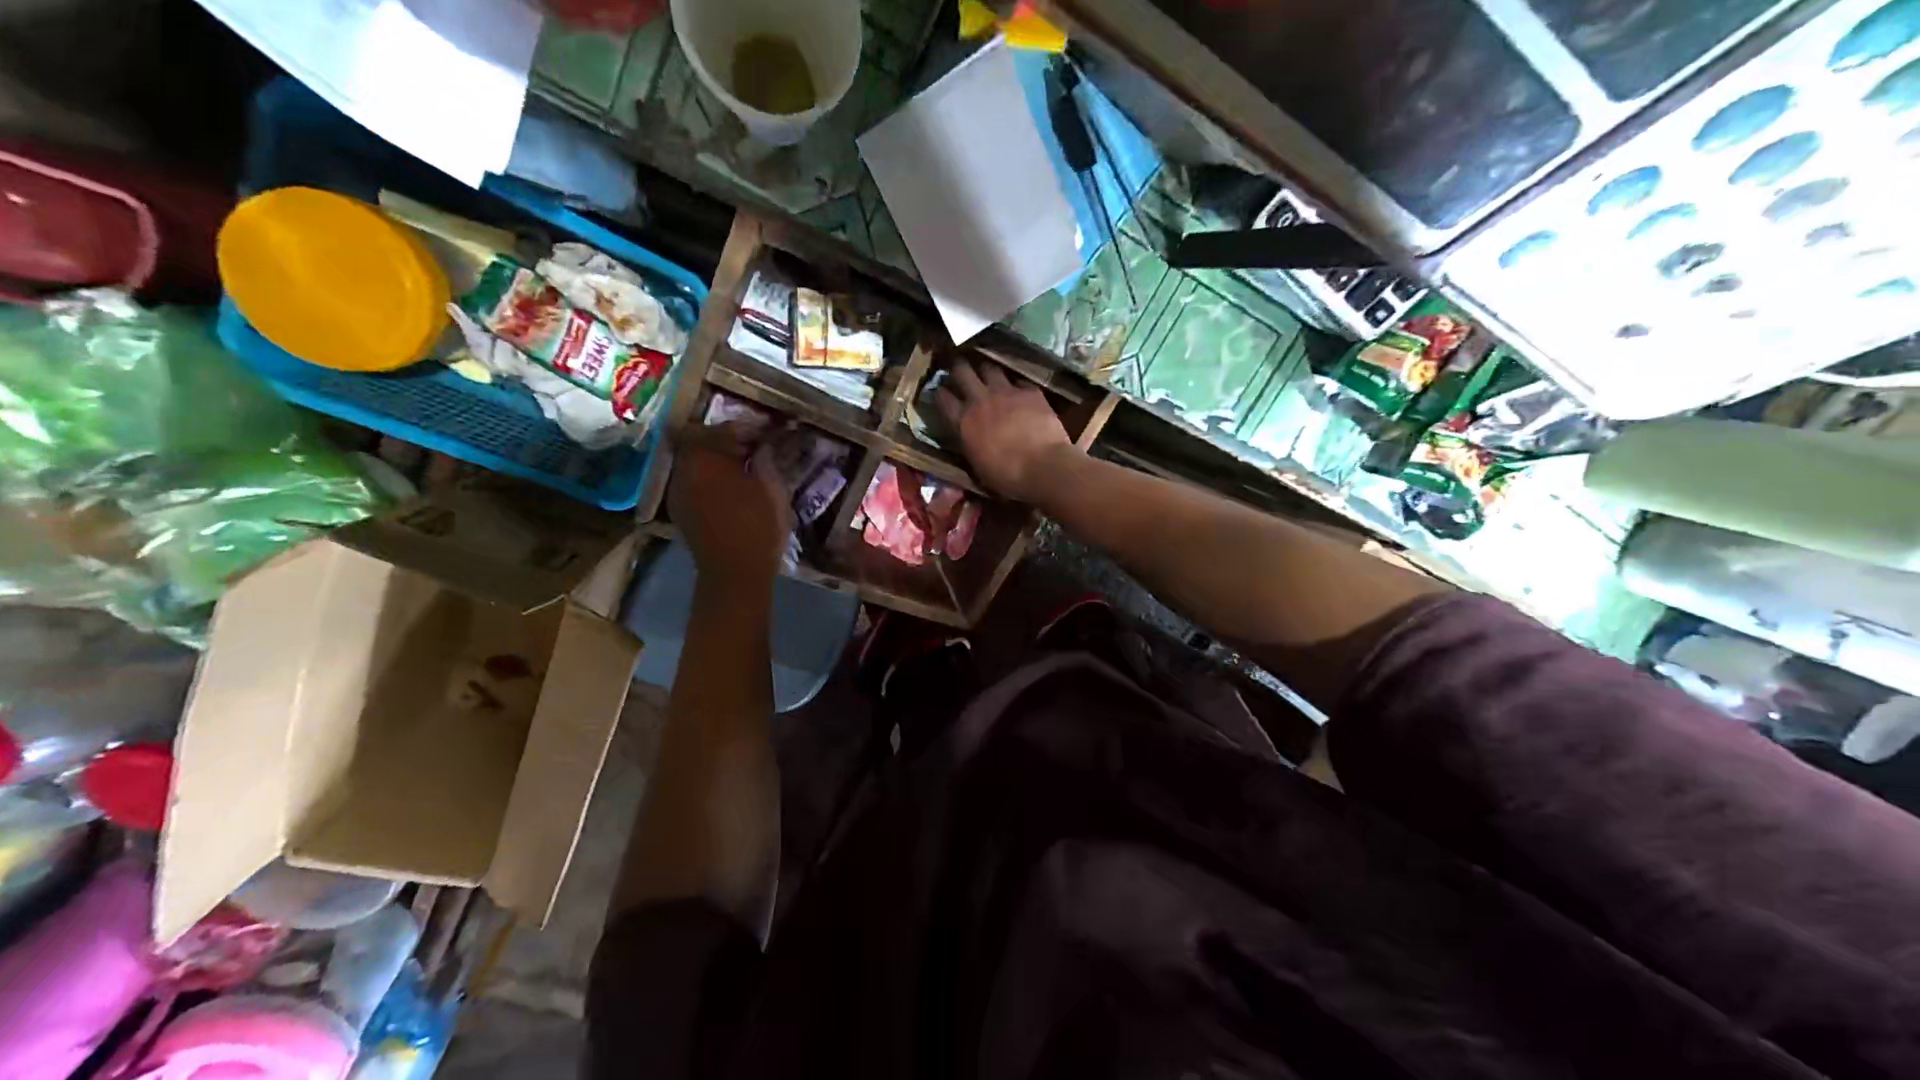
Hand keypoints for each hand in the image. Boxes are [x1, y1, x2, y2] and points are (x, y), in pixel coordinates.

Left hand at [668, 423, 792, 588]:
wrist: (734, 574)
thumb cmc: (757, 528)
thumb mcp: (772, 489)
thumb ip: (765, 460)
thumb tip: (763, 446)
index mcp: (705, 458)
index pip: (724, 428)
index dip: (748, 426)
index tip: (768, 429)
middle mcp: (684, 468)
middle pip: (701, 440)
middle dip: (727, 439)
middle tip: (754, 444)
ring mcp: (677, 489)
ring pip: (695, 460)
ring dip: (716, 457)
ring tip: (744, 464)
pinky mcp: (680, 509)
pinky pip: (693, 479)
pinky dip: (709, 475)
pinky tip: (730, 485)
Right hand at [934, 359, 1076, 503]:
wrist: (1043, 467)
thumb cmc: (1006, 477)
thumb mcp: (977, 465)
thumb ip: (970, 444)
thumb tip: (969, 438)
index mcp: (963, 422)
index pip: (943, 398)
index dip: (940, 392)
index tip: (941, 391)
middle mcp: (980, 400)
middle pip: (962, 372)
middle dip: (958, 367)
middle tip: (959, 366)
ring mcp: (1005, 392)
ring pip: (989, 368)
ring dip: (986, 370)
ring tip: (988, 373)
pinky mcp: (1029, 391)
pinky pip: (1018, 380)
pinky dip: (1015, 384)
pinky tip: (1019, 390)